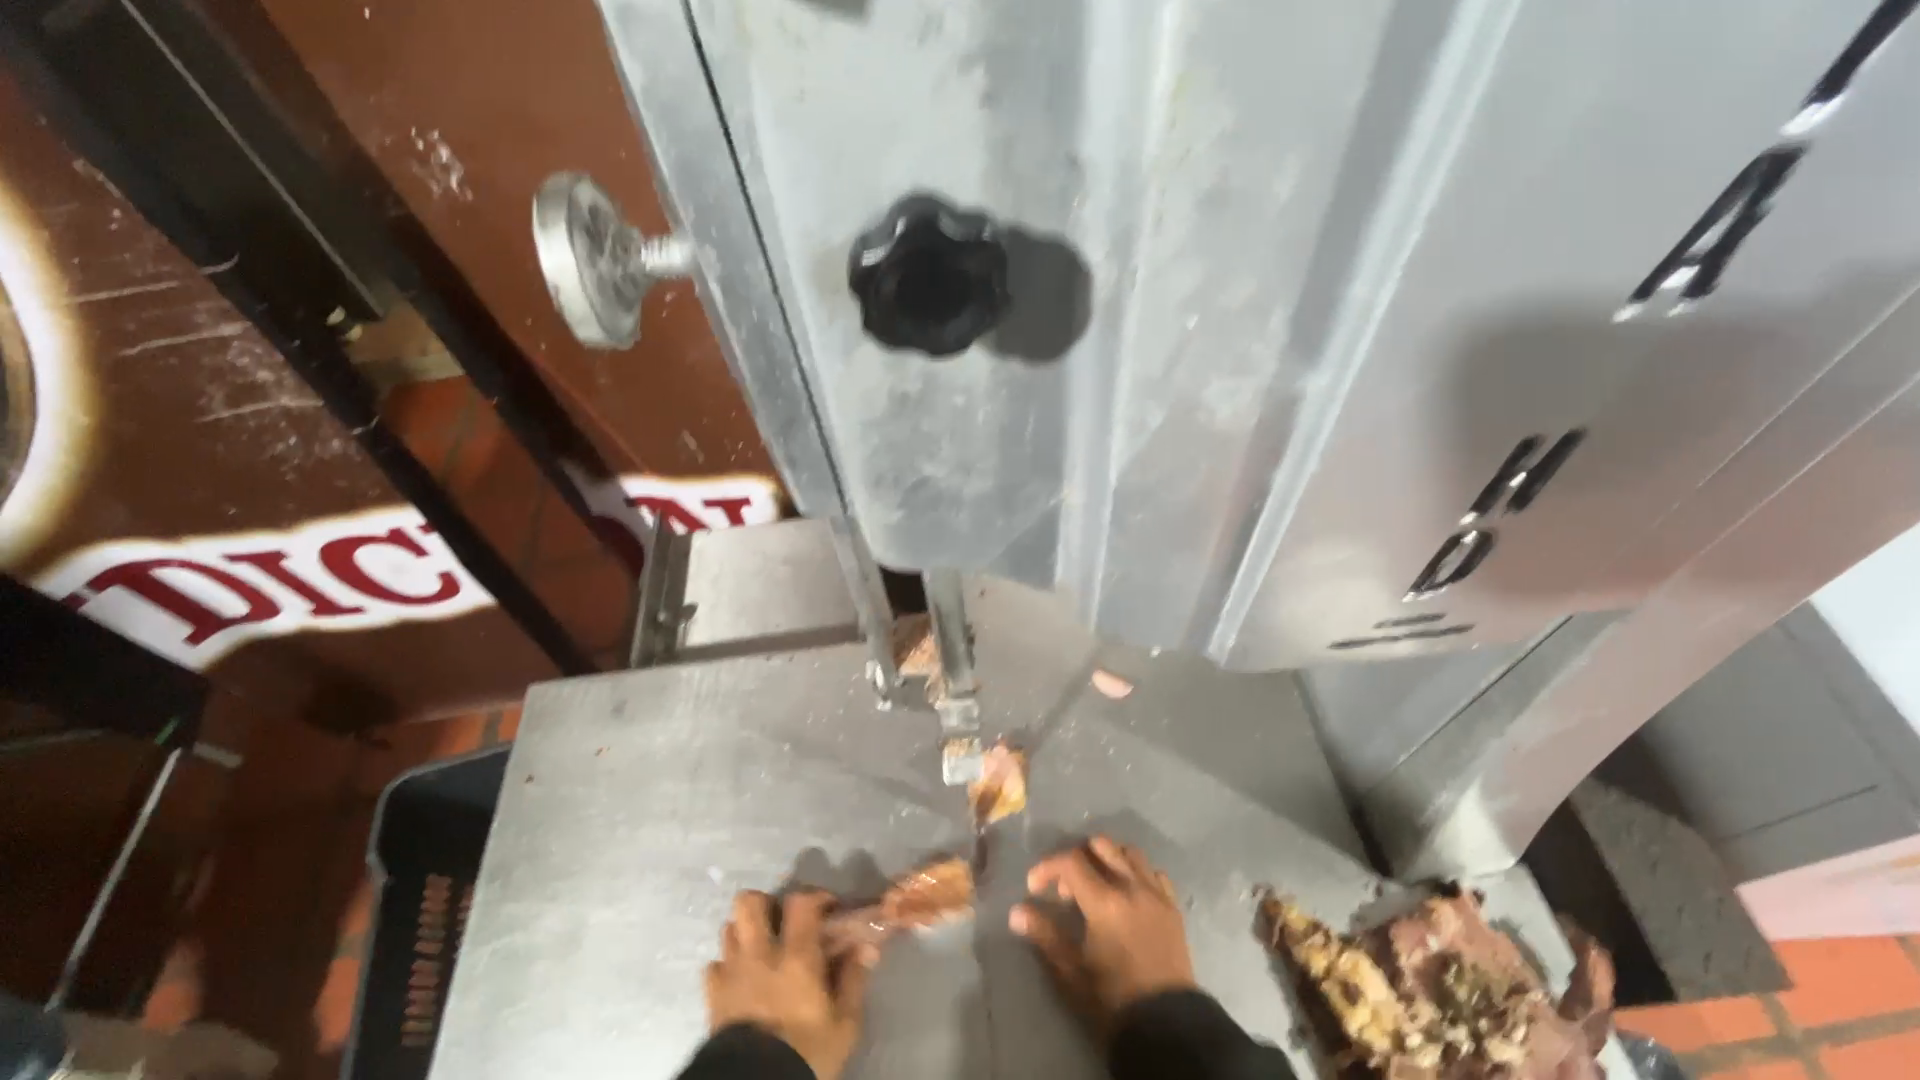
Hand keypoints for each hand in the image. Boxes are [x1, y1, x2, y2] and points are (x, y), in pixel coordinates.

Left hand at [707, 890, 876, 1079]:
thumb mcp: (844, 1023)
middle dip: (766, 903)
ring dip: (746, 932)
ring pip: (729, 928)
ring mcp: (731, 972)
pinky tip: (741, 981)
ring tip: (762, 950)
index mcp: (796, 956)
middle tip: (783, 922)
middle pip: (749, 902)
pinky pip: (714, 965)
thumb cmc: (806, 1053)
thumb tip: (865, 948)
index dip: (815, 896)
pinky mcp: (712, 995)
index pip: (800, 901)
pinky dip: (727, 966)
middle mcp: (759, 954)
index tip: (828, 909)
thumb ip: (854, 979)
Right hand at [1009, 836, 1196, 1031]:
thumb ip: (1044, 935)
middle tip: (1067, 890)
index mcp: (1105, 902)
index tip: (1034, 888)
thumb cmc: (1113, 997)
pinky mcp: (1173, 907)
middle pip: (1101, 845)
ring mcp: (1156, 894)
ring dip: (1108, 860)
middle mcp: (1132, 887)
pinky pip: (1154, 873)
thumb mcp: (1072, 970)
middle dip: (1078, 858)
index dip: (1047, 868)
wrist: (1166, 1023)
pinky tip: (1129, 895)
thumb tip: (1016, 912)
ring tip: (1098, 887)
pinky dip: (1137, 874)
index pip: (1070, 862)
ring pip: (1130, 852)